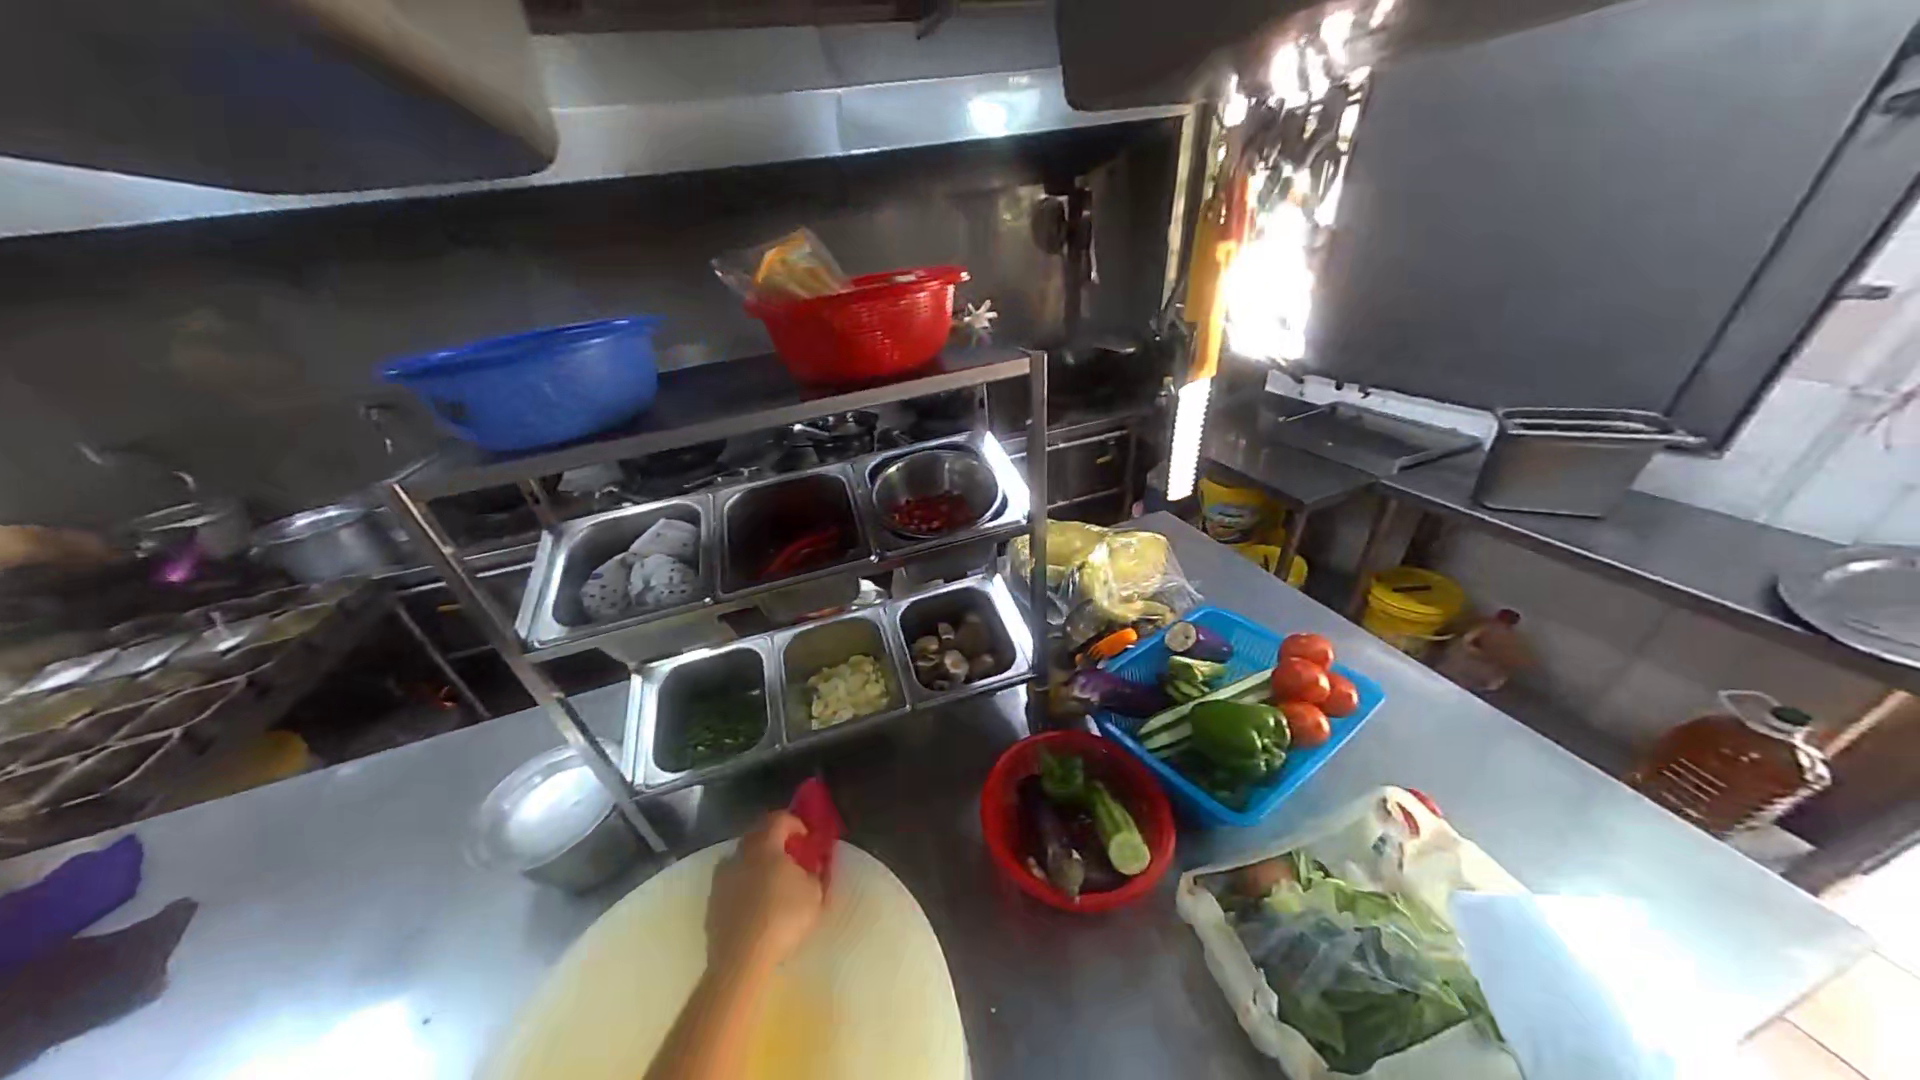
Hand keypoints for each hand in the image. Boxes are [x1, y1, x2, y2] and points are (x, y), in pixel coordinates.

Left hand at [705, 811, 824, 974]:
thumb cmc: (784, 917)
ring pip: (741, 861)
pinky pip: (731, 884)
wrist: (741, 959)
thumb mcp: (815, 893)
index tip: (806, 838)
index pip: (779, 819)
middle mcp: (739, 855)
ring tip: (772, 884)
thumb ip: (816, 873)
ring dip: (757, 865)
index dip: (795, 823)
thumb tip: (812, 867)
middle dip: (774, 841)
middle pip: (757, 836)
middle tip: (791, 857)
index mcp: (765, 845)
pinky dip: (744, 887)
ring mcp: (721, 879)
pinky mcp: (711, 904)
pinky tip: (756, 907)